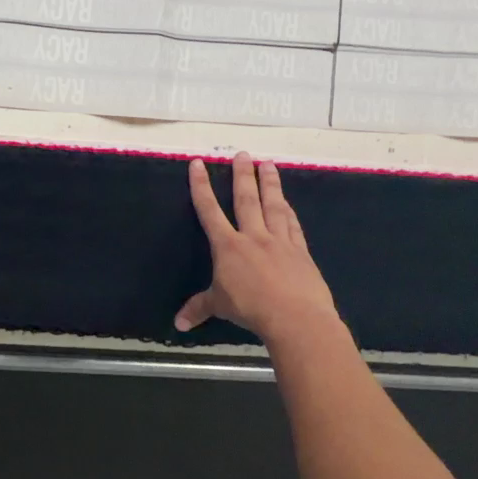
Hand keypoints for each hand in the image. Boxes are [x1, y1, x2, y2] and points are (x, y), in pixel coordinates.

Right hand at [175, 153, 339, 339]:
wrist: (296, 318)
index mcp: (227, 246)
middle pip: (246, 200)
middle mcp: (253, 237)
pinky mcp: (300, 252)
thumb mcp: (219, 306)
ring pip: (273, 207)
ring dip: (270, 184)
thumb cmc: (250, 309)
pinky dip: (287, 211)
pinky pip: (292, 225)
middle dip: (242, 175)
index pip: (209, 210)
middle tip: (242, 154)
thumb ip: (198, 308)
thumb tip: (177, 324)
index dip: (201, 186)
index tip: (198, 164)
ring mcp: (280, 242)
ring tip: (268, 164)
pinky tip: (286, 202)